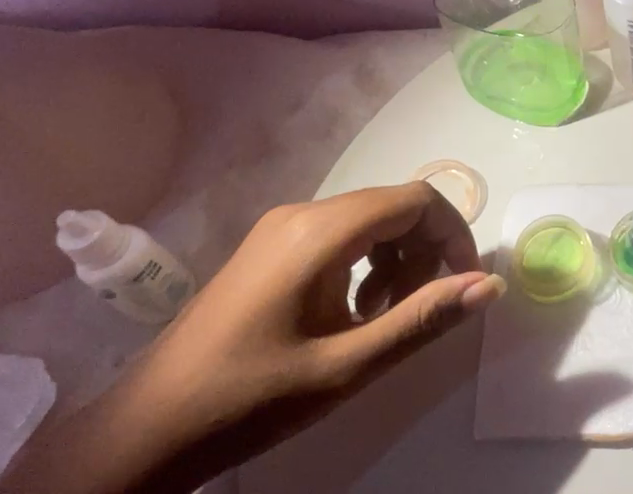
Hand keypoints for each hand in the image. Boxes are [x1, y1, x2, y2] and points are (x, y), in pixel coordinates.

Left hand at [0, 182, 504, 493]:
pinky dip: (366, 263)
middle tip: (422, 308)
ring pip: (369, 220)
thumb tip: (489, 284)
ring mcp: (280, 228)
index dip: (453, 234)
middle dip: (425, 250)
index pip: (416, 198)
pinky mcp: (268, 249)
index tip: (461, 285)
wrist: (144, 433)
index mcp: (322, 231)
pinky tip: (353, 312)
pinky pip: (340, 235)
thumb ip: (422, 320)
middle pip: (394, 205)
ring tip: (385, 317)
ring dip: (397, 259)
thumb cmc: (249, 399)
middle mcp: (302, 212)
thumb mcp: (346, 366)